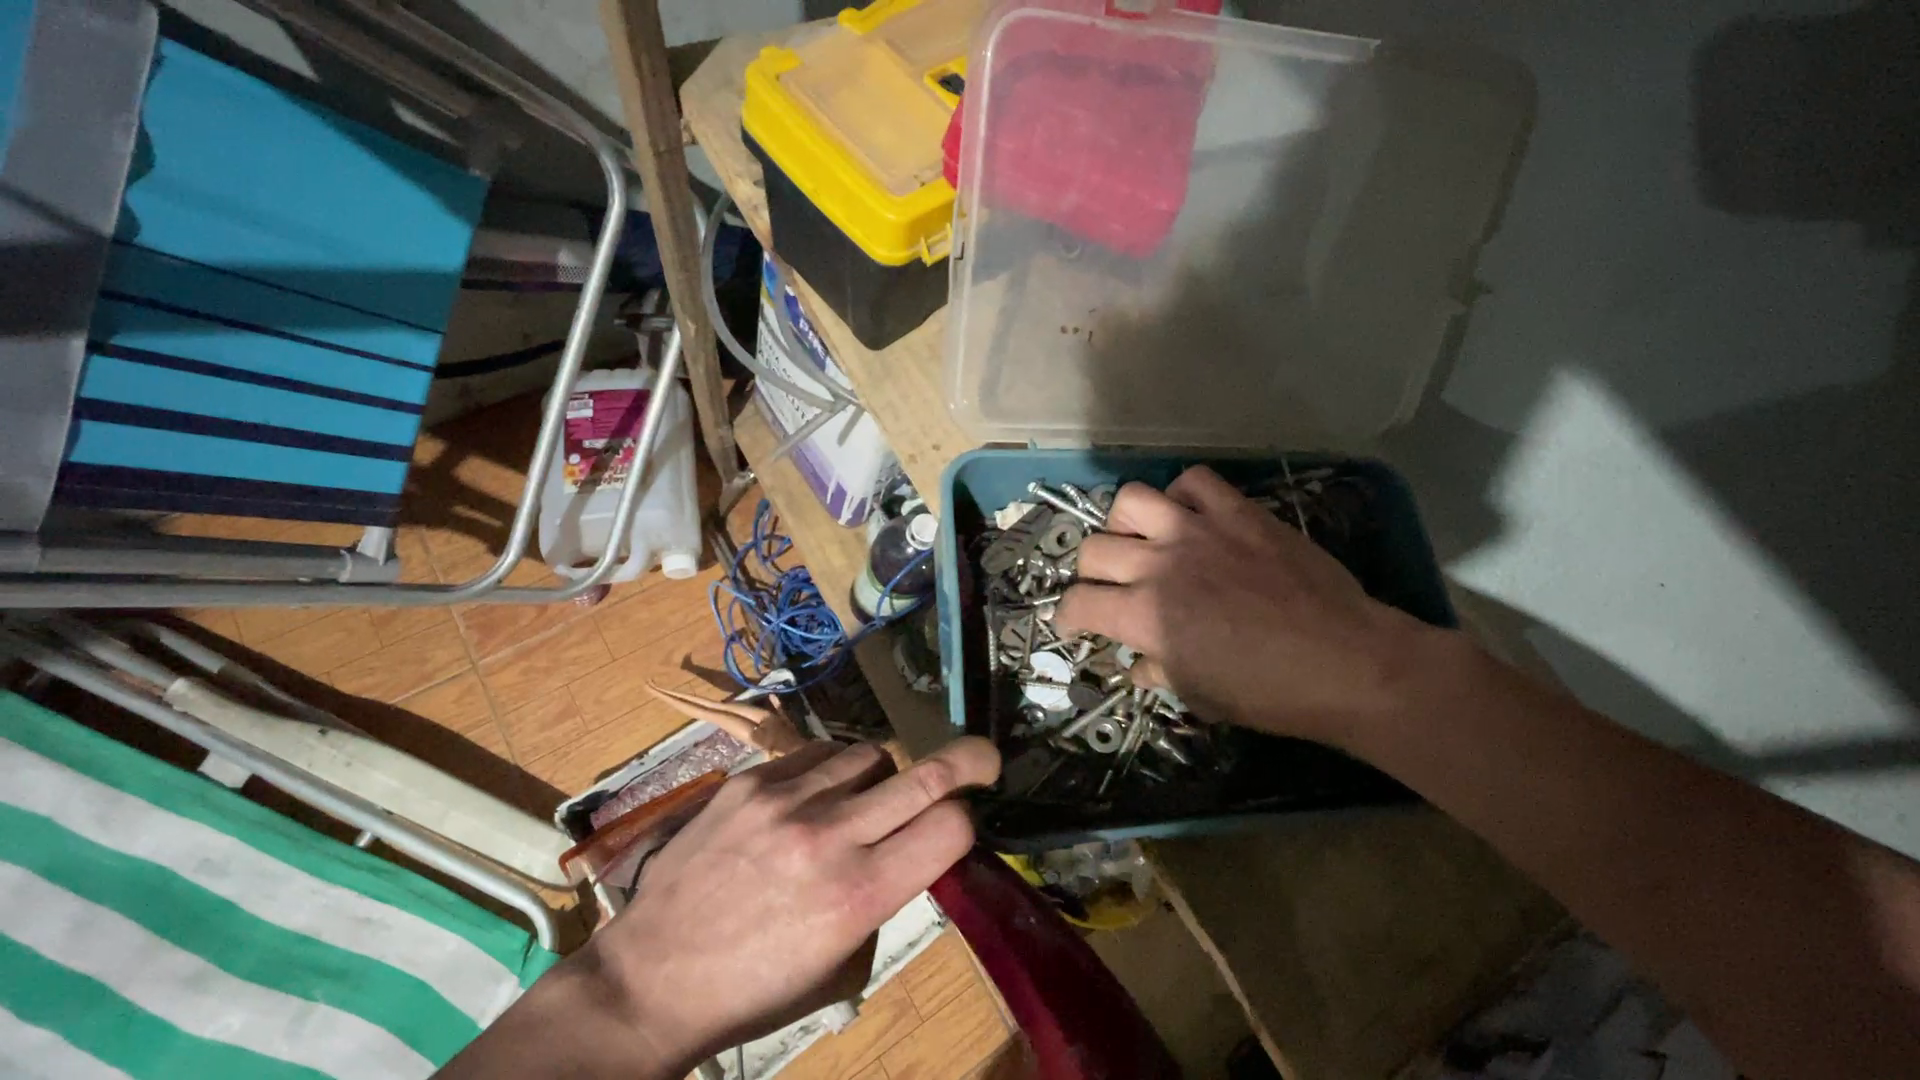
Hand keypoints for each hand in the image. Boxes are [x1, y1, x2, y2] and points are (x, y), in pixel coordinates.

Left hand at [575, 736, 1000, 1072]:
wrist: (653, 978)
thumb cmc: (757, 990)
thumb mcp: (843, 963)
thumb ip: (888, 896)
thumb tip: (916, 844)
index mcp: (859, 897)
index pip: (951, 827)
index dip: (966, 823)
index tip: (961, 825)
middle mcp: (829, 837)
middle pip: (928, 774)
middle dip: (970, 762)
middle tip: (985, 760)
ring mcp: (785, 801)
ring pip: (871, 753)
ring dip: (883, 775)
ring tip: (864, 799)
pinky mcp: (748, 781)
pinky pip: (817, 753)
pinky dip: (833, 768)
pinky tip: (817, 793)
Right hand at [1057, 465, 1445, 744]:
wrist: (1346, 662)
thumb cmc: (1267, 693)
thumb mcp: (1197, 696)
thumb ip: (1155, 670)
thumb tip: (1136, 661)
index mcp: (1144, 616)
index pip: (1077, 604)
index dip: (1069, 617)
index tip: (1079, 623)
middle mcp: (1160, 565)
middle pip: (1093, 550)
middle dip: (1092, 575)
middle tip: (1112, 588)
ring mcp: (1200, 530)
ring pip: (1130, 501)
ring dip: (1125, 524)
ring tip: (1143, 541)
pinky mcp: (1239, 512)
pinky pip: (1193, 482)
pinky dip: (1182, 496)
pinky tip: (1191, 518)